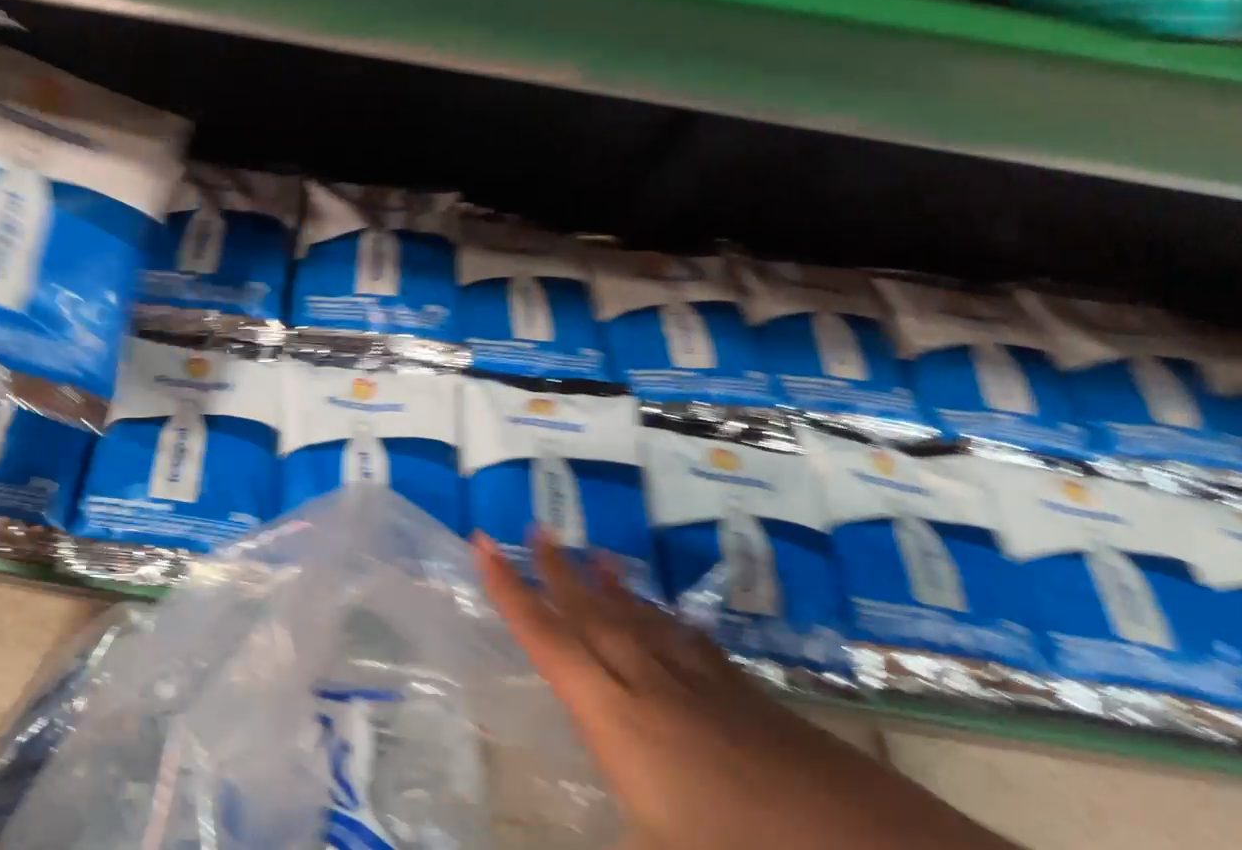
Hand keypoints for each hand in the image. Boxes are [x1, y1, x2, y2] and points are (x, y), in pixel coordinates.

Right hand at [472, 532, 1018, 849]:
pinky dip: (668, 623)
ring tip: (596, 556)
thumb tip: (539, 847)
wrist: (862, 843)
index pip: (549, 641)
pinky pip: (691, 644)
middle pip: (595, 616)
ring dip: (613, 589)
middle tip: (536, 528)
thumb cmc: (737, 849)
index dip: (511, 592)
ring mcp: (704, 689)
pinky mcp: (748, 700)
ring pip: (644, 622)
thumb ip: (607, 836)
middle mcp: (651, 687)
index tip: (484, 544)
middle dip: (559, 572)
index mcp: (615, 718)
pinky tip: (669, 619)